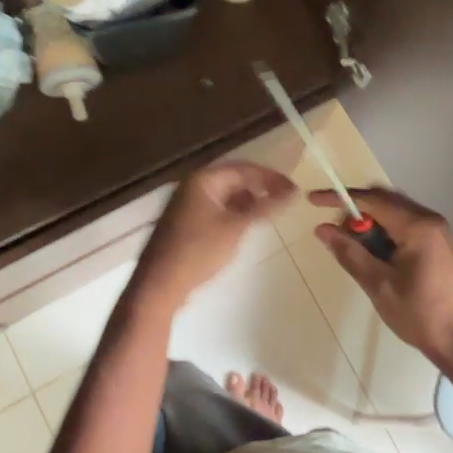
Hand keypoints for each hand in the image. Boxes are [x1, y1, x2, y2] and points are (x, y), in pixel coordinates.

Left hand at [132, 161, 296, 303]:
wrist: (159, 284)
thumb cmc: (198, 251)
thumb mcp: (236, 227)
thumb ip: (264, 207)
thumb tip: (292, 191)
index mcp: (203, 180)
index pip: (243, 168)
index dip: (270, 177)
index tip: (293, 189)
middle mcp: (193, 186)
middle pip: (233, 178)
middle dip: (260, 187)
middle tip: (284, 199)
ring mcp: (187, 204)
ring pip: (224, 195)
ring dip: (248, 200)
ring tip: (269, 213)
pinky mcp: (185, 223)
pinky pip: (216, 209)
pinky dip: (234, 213)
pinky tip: (246, 226)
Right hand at [311, 189, 452, 365]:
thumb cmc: (419, 313)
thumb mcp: (378, 284)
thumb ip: (349, 252)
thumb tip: (322, 229)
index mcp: (417, 226)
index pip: (371, 200)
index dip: (340, 198)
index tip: (313, 200)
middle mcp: (430, 220)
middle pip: (384, 201)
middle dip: (355, 211)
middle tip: (333, 231)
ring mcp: (437, 232)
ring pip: (395, 213)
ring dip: (370, 223)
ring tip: (350, 246)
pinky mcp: (438, 245)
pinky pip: (406, 226)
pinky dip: (385, 232)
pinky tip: (373, 254)